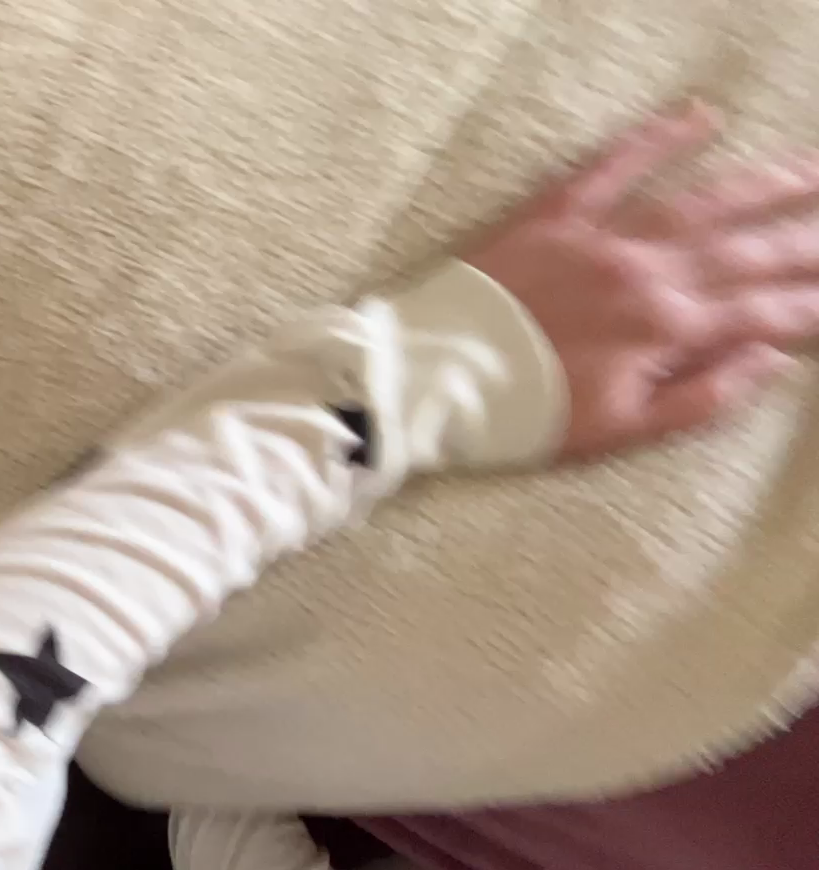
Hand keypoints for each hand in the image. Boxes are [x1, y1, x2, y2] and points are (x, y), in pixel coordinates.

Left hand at [466, 102, 815, 460]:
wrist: (411, 385)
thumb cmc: (503, 417)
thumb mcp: (604, 432)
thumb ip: (695, 401)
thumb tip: (767, 361)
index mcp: (664, 330)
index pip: (767, 311)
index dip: (813, 305)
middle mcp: (644, 275)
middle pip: (752, 251)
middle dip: (812, 243)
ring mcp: (593, 243)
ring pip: (703, 203)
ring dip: (769, 184)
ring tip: (816, 173)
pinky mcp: (540, 224)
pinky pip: (607, 170)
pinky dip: (653, 140)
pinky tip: (697, 117)